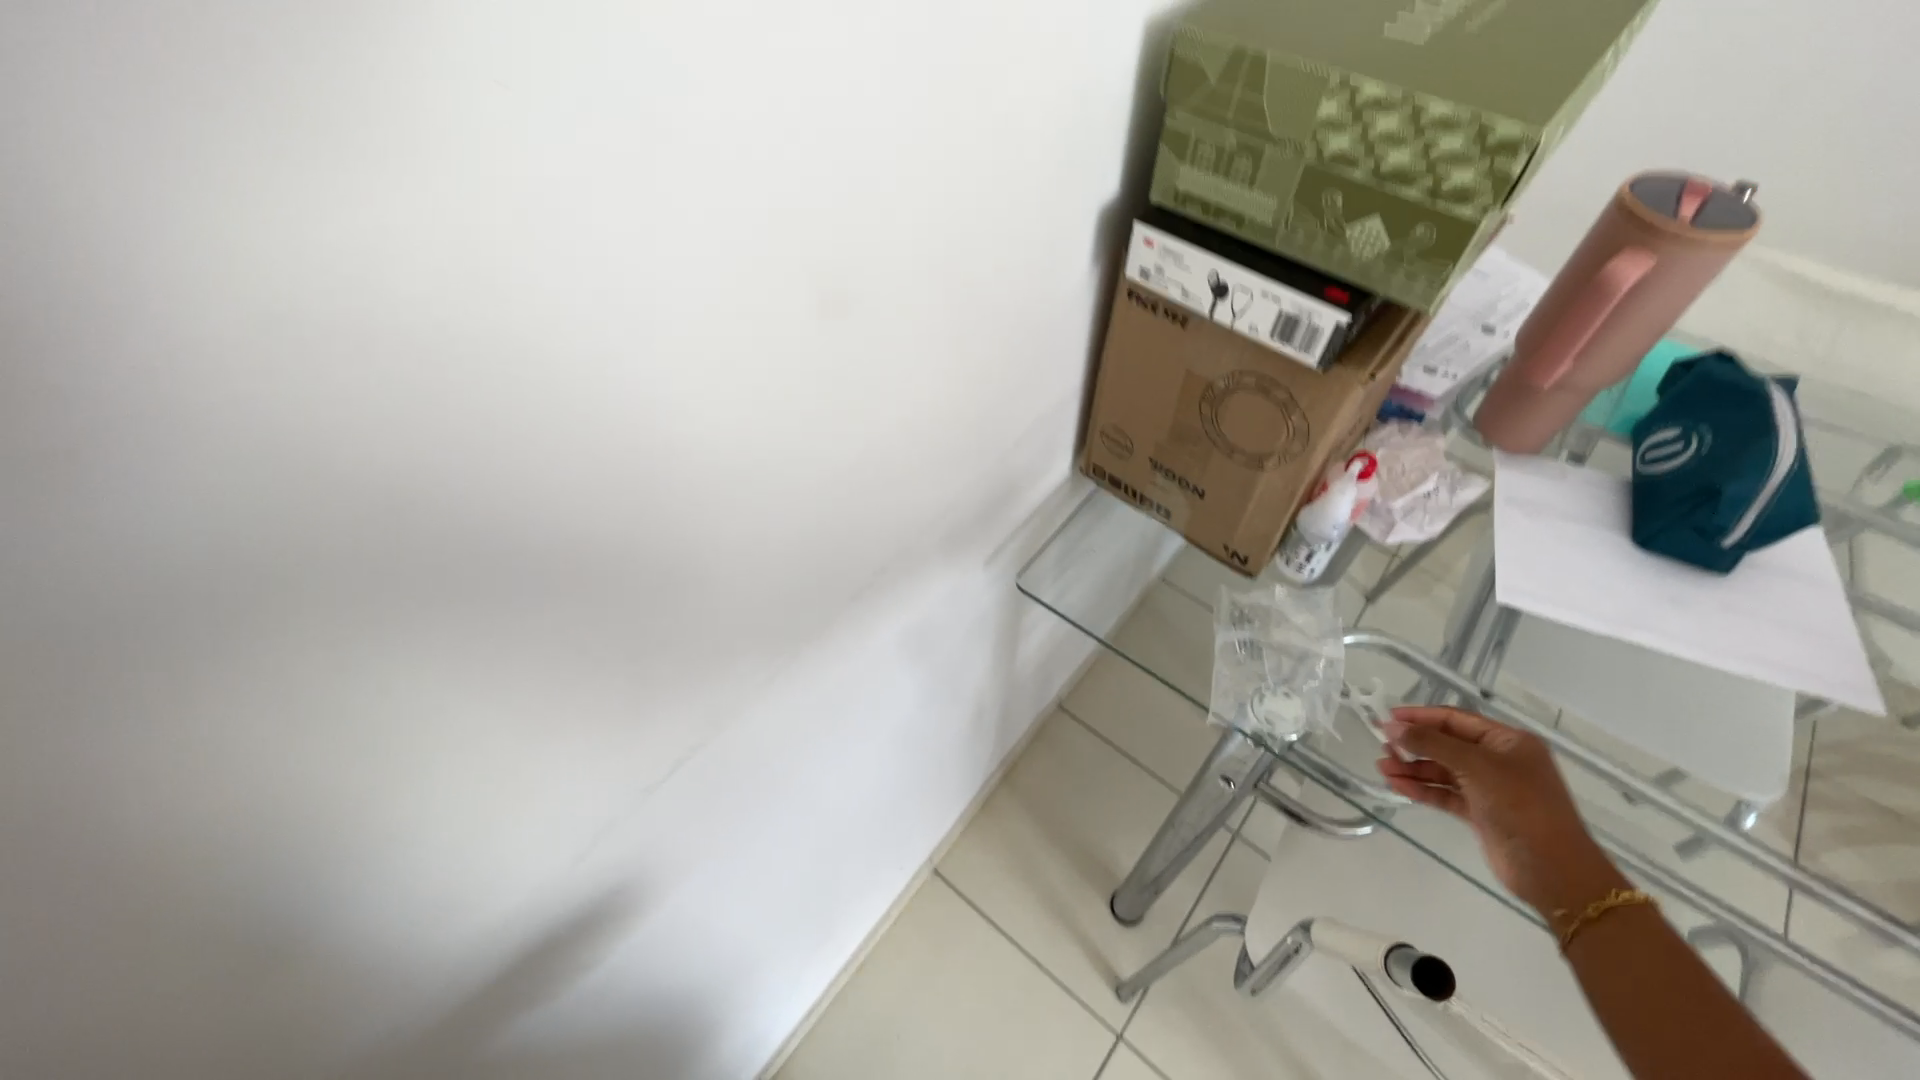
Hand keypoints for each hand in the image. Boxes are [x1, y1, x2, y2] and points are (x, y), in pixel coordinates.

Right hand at [1376, 706, 1622, 918]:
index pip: (1456, 719)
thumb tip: (1391, 727)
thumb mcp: (1476, 767)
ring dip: (1413, 768)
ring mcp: (1490, 788)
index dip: (1421, 717)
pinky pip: (1445, 794)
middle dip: (1414, 745)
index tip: (1387, 718)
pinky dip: (1422, 789)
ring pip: (1443, 771)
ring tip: (1382, 768)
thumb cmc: (1520, 806)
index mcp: (1508, 741)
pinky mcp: (1481, 813)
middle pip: (1447, 745)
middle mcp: (1500, 761)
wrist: (1552, 868)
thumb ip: (1432, 744)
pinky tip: (1397, 786)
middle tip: (1382, 745)